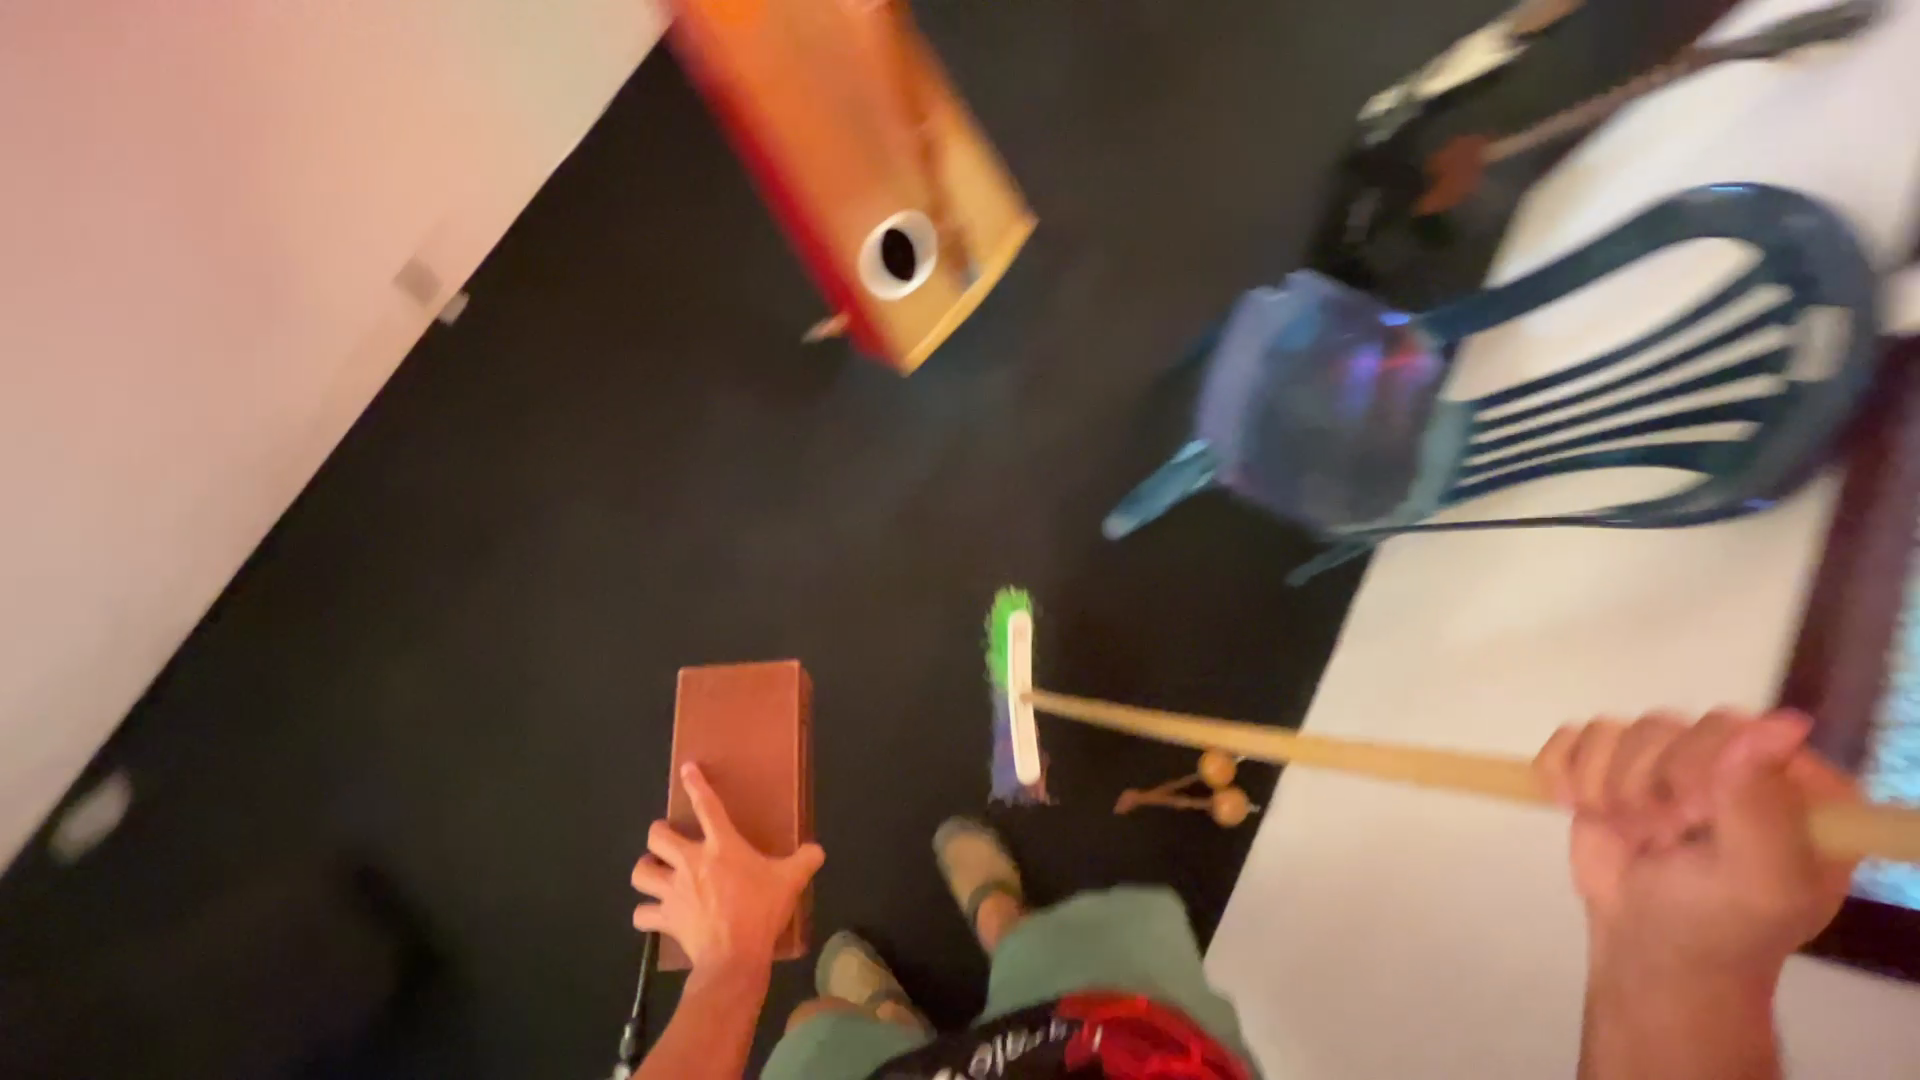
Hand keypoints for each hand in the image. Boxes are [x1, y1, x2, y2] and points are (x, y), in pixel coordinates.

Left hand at [630, 763, 824, 970]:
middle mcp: (691, 862)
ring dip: (645, 870)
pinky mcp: (665, 919)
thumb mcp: (791, 881)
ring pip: (640, 872)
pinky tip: (653, 914)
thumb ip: (806, 860)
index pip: (707, 806)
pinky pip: (642, 914)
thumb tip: (817, 850)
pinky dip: (645, 913)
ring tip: (654, 872)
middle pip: (657, 836)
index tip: (687, 769)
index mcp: (722, 847)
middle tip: (667, 839)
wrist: (735, 957)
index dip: (696, 784)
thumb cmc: (761, 911)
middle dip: (658, 833)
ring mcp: (674, 891)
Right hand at [1533, 708, 1856, 978]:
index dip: (1697, 765)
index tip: (1690, 818)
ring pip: (1610, 730)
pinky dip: (1561, 771)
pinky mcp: (1604, 766)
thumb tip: (1776, 724)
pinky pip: (1570, 735)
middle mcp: (1728, 762)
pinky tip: (1579, 807)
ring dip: (1601, 786)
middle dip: (1642, 784)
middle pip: (1662, 726)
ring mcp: (1661, 762)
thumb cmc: (1716, 923)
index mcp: (1790, 783)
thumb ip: (1764, 807)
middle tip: (1656, 836)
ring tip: (1624, 831)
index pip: (1733, 728)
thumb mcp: (1759, 880)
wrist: (1646, 947)